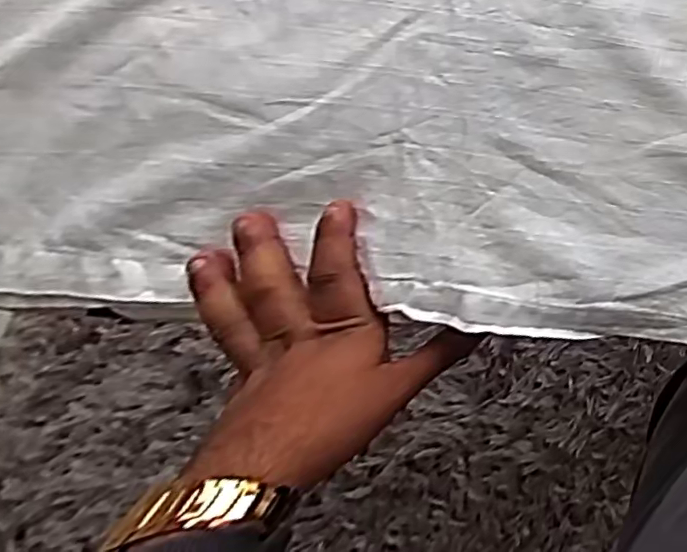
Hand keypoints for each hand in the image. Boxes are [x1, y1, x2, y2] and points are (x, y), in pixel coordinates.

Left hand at [180, 201, 477, 487]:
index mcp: (343, 331)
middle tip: (252, 217)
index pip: (340, 276)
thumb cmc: (330, 428)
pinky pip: (228, 340)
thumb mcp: (399, 389)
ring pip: (244, 312)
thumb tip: (478, 322)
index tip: (337, 207)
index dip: (338, 241)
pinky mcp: (241, 383)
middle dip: (267, 251)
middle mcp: (299, 337)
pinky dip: (217, 319)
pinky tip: (211, 306)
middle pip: (279, 288)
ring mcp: (264, 360)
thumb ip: (439, 352)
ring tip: (208, 255)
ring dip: (224, 282)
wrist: (256, 479)